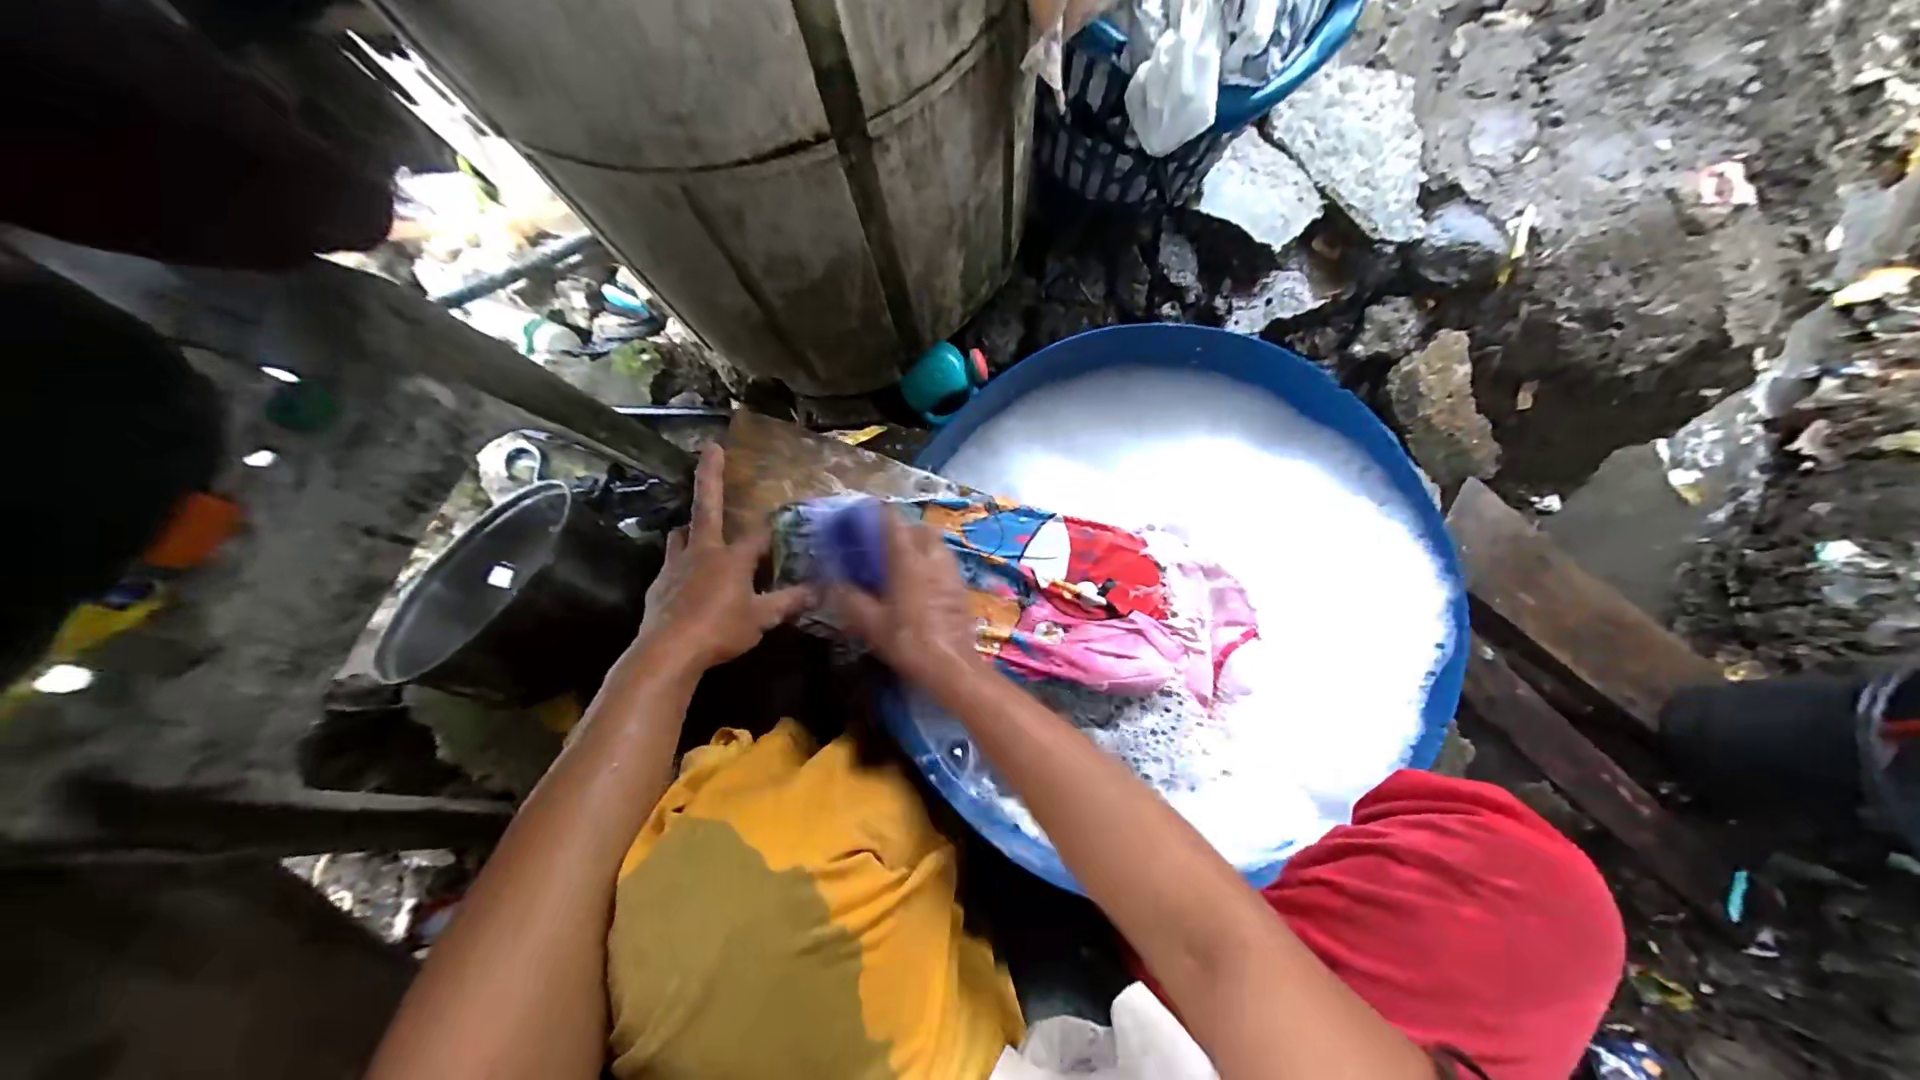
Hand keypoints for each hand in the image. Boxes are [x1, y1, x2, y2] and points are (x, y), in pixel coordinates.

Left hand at [631, 444, 809, 672]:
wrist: (667, 651)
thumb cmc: (720, 630)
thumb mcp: (761, 619)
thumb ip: (788, 602)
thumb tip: (818, 592)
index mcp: (732, 557)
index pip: (760, 536)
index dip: (776, 530)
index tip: (791, 521)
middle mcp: (702, 552)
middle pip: (707, 506)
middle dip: (710, 474)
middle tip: (711, 447)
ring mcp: (675, 566)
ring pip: (681, 534)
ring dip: (691, 528)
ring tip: (698, 532)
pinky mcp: (658, 585)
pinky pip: (671, 564)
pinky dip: (681, 563)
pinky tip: (687, 580)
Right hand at [831, 511, 988, 695]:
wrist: (951, 666)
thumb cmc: (908, 641)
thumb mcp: (871, 623)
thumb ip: (850, 599)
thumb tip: (832, 584)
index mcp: (908, 560)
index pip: (894, 522)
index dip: (879, 514)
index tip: (864, 515)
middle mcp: (933, 559)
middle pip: (921, 528)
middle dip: (904, 529)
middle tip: (885, 542)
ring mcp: (952, 573)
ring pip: (937, 545)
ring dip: (921, 545)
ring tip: (903, 562)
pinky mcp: (962, 589)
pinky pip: (946, 564)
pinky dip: (933, 564)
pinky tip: (921, 583)